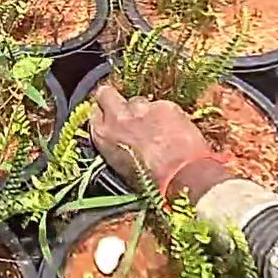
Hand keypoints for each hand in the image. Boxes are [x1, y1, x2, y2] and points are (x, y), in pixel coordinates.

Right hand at [87, 86, 212, 193]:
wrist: (183, 179)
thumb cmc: (151, 183)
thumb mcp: (120, 167)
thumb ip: (113, 145)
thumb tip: (119, 140)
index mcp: (102, 135)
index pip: (94, 112)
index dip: (104, 115)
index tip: (111, 119)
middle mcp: (117, 116)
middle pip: (106, 94)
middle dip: (114, 99)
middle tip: (127, 113)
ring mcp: (142, 108)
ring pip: (138, 101)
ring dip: (144, 111)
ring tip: (157, 129)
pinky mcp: (165, 105)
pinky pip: (162, 106)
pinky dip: (167, 116)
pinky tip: (176, 131)